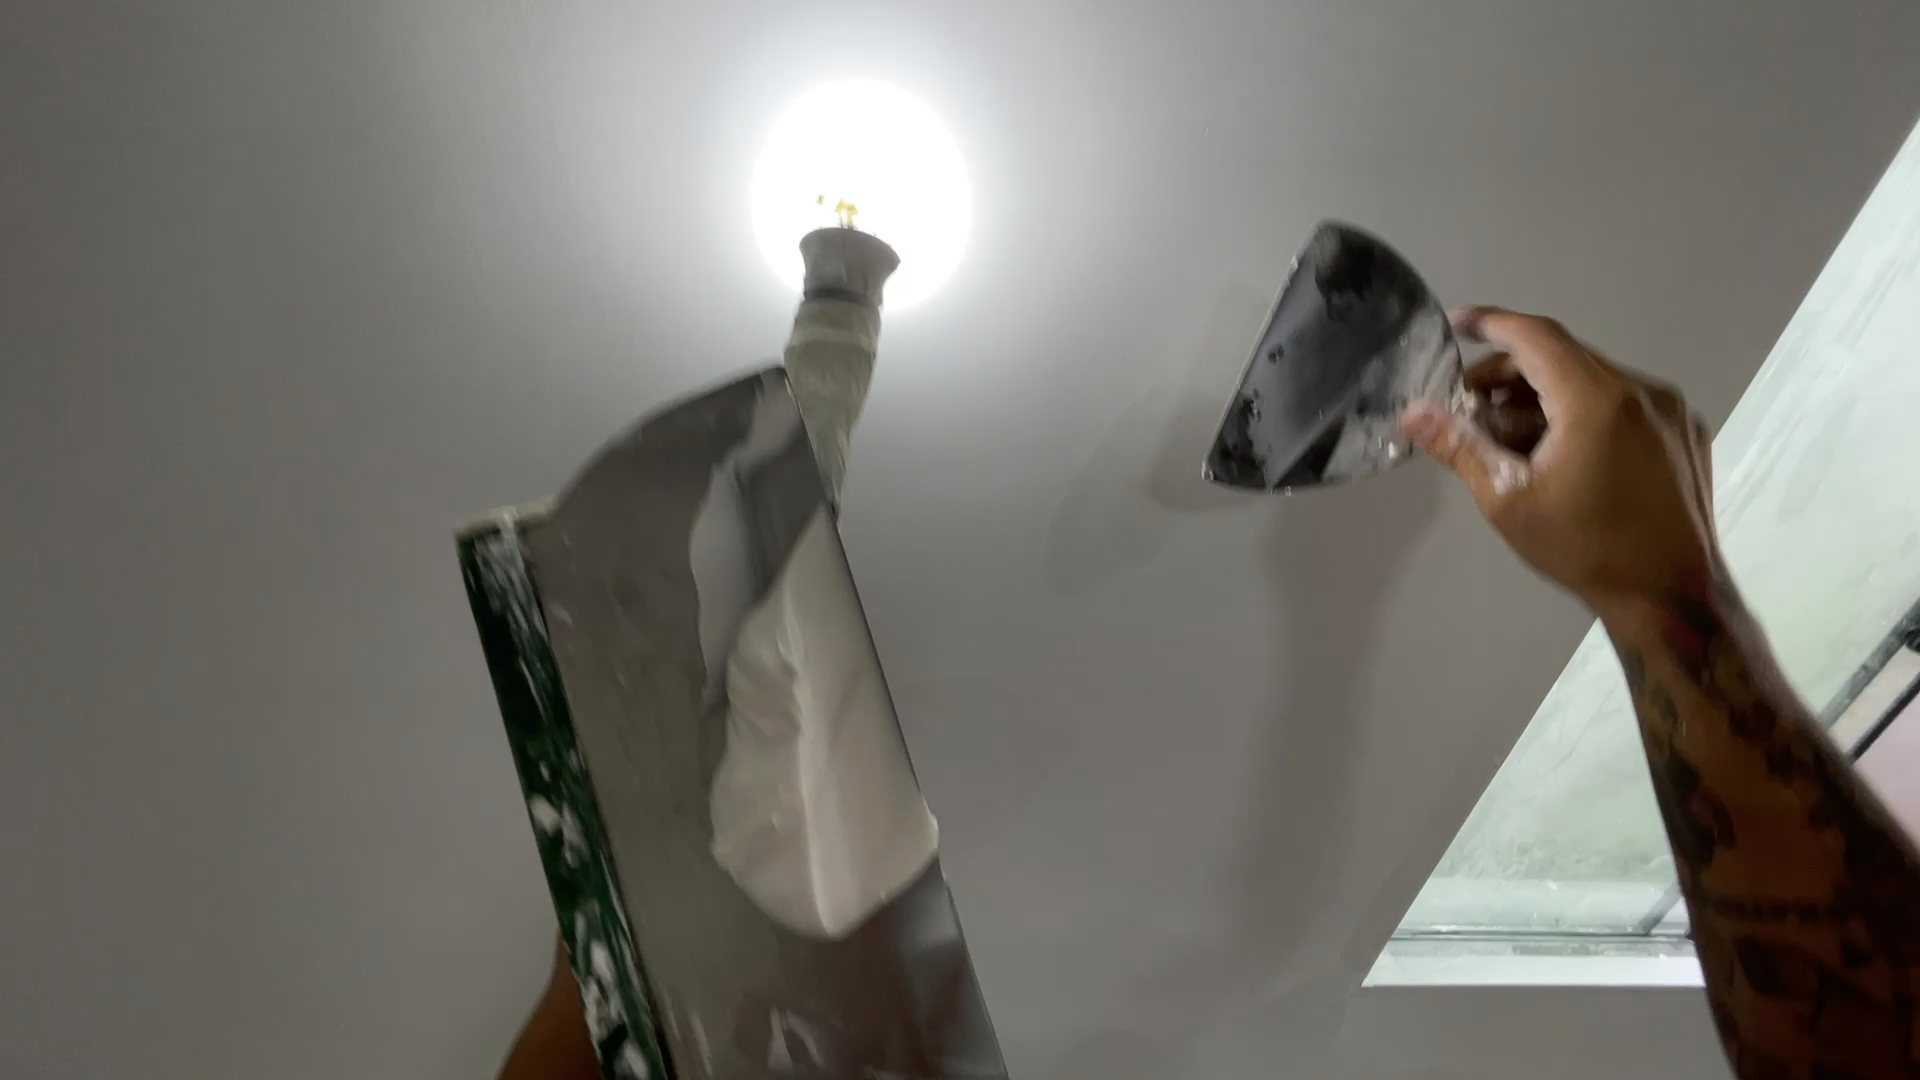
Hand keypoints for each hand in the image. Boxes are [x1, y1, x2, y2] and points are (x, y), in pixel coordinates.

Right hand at [1400, 306, 1719, 611]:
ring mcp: (1667, 410)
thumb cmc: (1579, 545)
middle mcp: (1640, 391)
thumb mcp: (1504, 496)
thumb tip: (1412, 411)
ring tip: (1501, 436)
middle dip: (1504, 372)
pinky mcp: (1679, 431)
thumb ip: (1458, 445)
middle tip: (1464, 407)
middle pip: (1560, 356)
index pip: (1536, 337)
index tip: (1453, 323)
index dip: (1491, 323)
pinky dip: (1572, 408)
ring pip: (1588, 378)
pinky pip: (1616, 400)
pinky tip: (1549, 449)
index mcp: (1596, 401)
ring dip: (1536, 393)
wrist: (1669, 592)